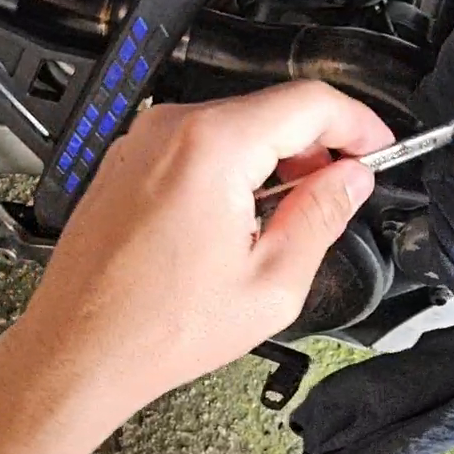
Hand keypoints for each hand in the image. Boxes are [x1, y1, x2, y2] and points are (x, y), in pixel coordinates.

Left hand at [0, 81, 394, 453]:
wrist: (78, 351)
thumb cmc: (154, 330)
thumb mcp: (269, 284)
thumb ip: (320, 218)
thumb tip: (349, 183)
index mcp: (213, 148)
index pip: (310, 102)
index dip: (357, 124)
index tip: (375, 150)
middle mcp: (169, 131)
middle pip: (270, 110)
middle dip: (316, 145)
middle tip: (338, 191)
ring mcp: (140, 145)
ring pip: (232, 127)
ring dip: (272, 159)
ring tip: (286, 216)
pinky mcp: (124, 165)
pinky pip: (193, 147)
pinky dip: (230, 168)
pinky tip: (237, 218)